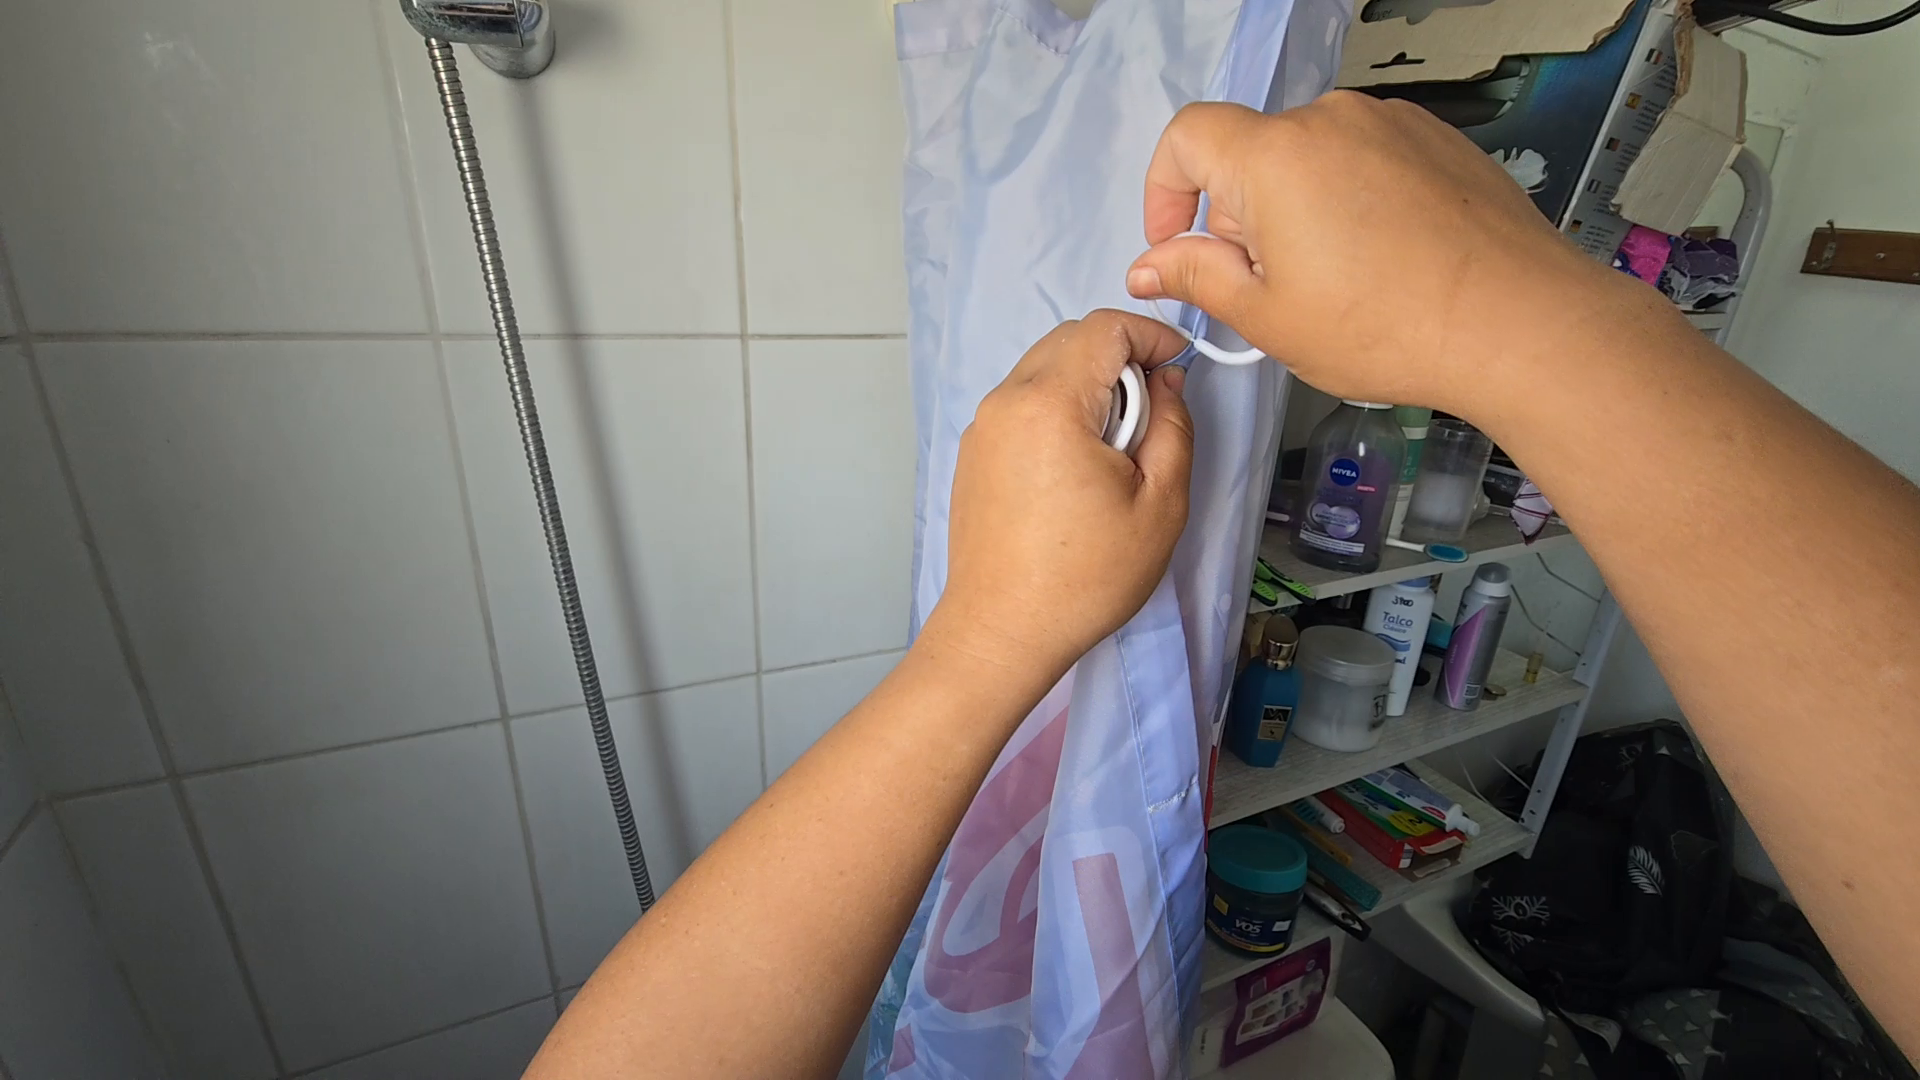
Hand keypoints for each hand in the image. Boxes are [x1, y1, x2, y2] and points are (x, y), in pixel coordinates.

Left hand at [924, 311, 1194, 683]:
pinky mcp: (972, 455)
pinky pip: (1020, 405)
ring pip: (1042, 371)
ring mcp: (980, 428)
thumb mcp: (1160, 504)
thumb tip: (1166, 381)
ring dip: (1086, 386)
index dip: (1151, 335)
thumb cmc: (1087, 577)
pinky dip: (1055, 411)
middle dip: (1119, 358)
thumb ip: (1173, 425)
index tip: (1177, 369)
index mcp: (1050, 404)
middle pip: (1068, 341)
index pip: (1103, 327)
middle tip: (1149, 414)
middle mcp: (1004, 402)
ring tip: (1111, 449)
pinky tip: (1071, 468)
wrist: (1002, 630)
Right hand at [1124, 92, 1631, 414]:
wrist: (1515, 322)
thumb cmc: (1376, 326)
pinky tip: (1372, 257)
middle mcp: (1330, 119)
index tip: (1175, 247)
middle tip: (1266, 288)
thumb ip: (1193, 277)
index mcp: (1275, 157)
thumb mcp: (1264, 314)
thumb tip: (1144, 267)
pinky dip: (1338, 201)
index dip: (1162, 190)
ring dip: (1287, 213)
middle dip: (1235, 220)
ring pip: (1302, 160)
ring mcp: (1390, 122)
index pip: (1187, 136)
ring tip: (1326, 279)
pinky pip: (1356, 159)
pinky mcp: (1434, 138)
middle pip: (1247, 157)